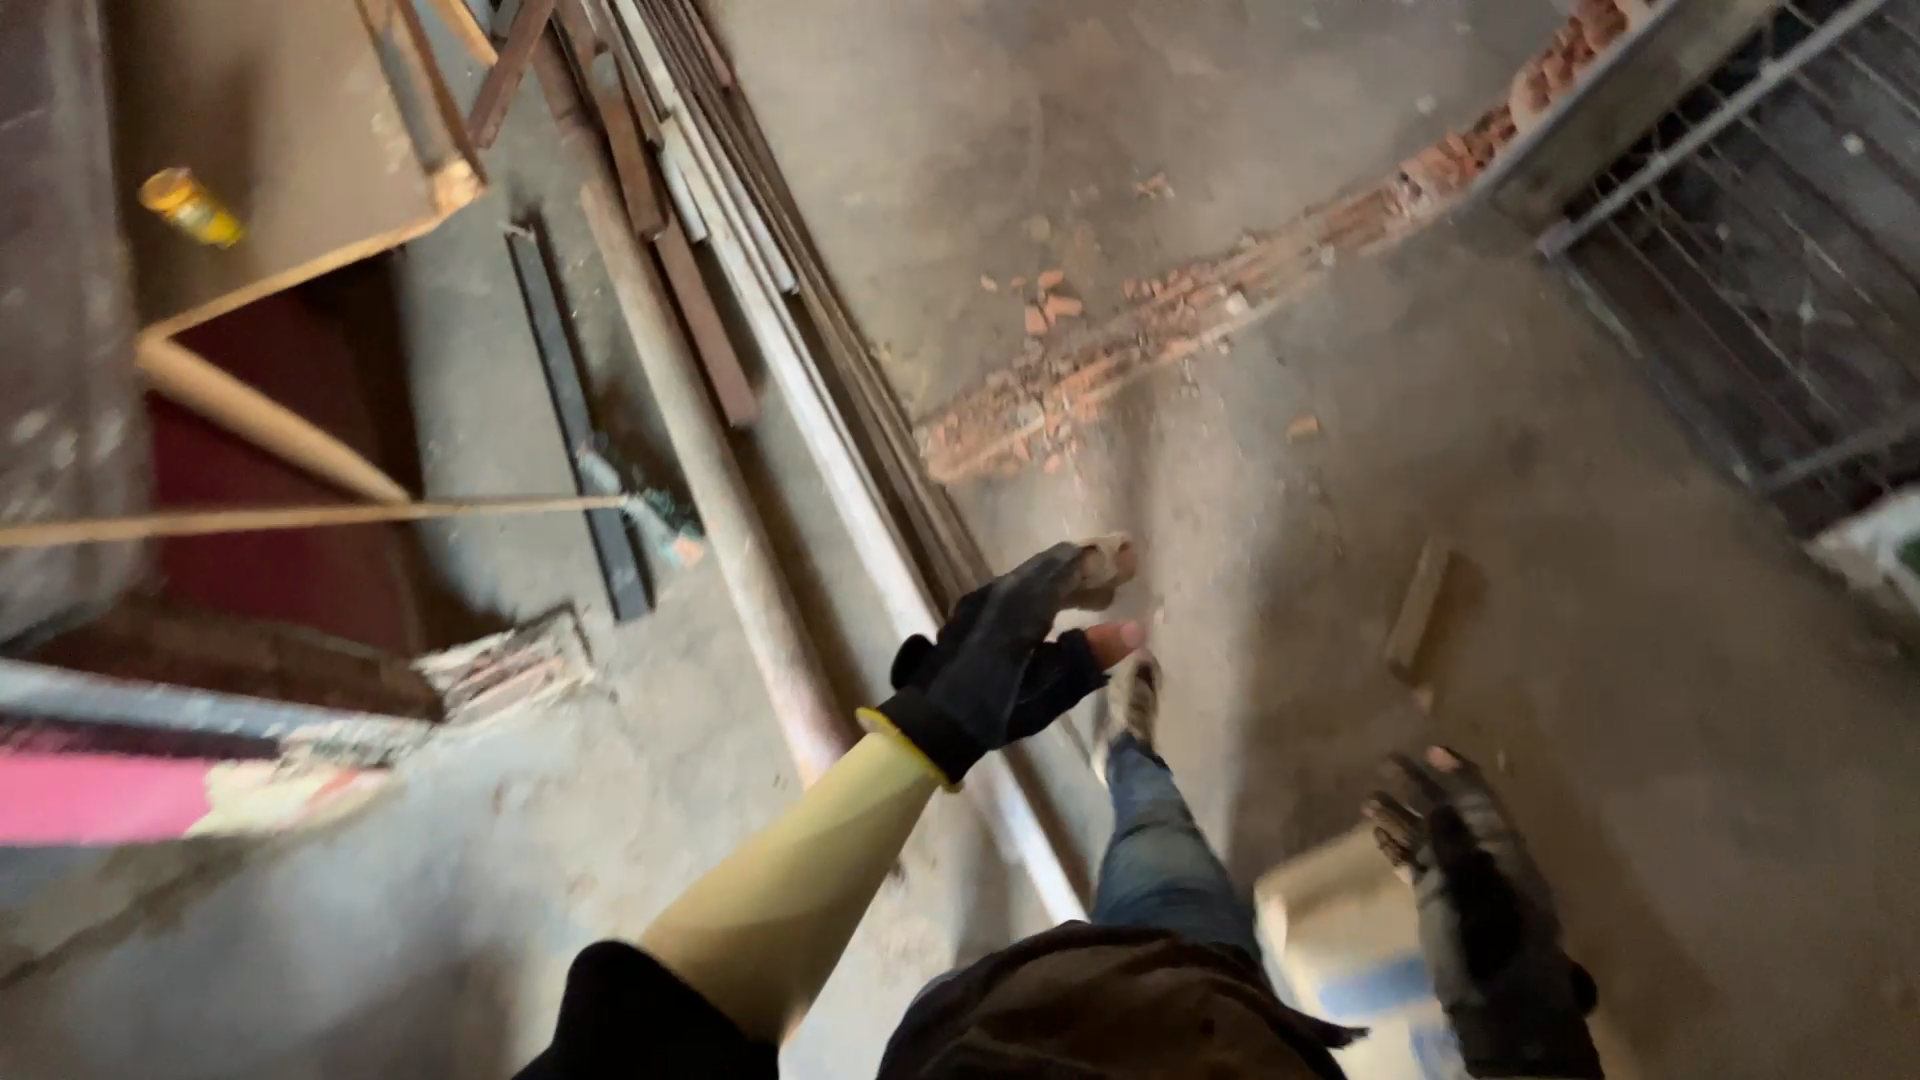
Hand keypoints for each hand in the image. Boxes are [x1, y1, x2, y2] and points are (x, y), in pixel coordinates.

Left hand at [870, 539, 1143, 785]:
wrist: (933, 720)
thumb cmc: (999, 707)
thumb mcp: (1053, 687)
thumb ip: (1093, 654)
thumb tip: (1136, 629)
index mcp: (1023, 603)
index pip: (1069, 565)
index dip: (1103, 559)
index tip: (1132, 558)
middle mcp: (1002, 590)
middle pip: (1051, 566)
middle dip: (1089, 567)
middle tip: (1122, 575)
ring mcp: (983, 599)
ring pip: (1034, 577)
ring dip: (1069, 582)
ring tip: (1100, 598)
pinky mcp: (974, 613)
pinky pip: (1019, 589)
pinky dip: (1048, 592)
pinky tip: (1059, 613)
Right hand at [1366, 747, 1601, 1079]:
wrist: (1500, 1013)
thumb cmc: (1495, 950)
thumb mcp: (1477, 895)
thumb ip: (1455, 849)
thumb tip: (1436, 806)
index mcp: (1505, 858)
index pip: (1482, 805)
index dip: (1459, 776)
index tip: (1431, 749)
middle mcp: (1483, 863)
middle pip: (1448, 815)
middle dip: (1420, 788)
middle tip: (1387, 762)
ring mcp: (1460, 883)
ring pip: (1426, 838)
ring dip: (1400, 816)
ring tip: (1368, 798)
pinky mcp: (1439, 903)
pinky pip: (1414, 864)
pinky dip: (1396, 847)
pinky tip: (1376, 833)